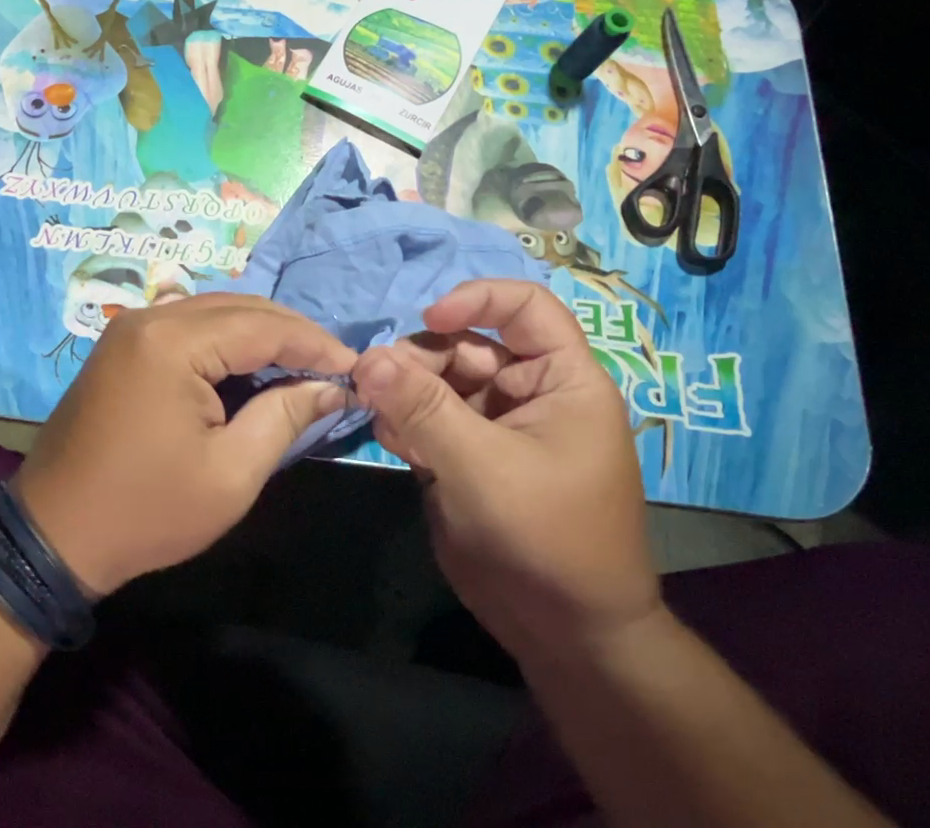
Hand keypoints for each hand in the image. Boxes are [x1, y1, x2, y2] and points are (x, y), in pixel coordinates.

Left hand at [14, 294, 354, 596]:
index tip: (359, 369)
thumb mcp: (231, 473)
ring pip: (210, 311)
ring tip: (300, 367)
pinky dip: (221, 342)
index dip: (317, 345)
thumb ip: (285, 416)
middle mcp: (147, 319)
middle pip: (237, 307)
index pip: (264, 326)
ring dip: (257, 334)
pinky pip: (182, 327)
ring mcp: (126, 330)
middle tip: (334, 367)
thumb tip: (331, 386)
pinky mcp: (117, 349)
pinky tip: (247, 367)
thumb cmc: (148, 511)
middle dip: (290, 334)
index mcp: (172, 342)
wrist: (55, 534)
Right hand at [350, 280, 659, 661]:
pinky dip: (404, 424)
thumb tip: (366, 357)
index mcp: (563, 381)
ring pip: (438, 384)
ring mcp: (494, 428)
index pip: (525, 308)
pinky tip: (390, 440)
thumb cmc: (544, 537)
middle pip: (466, 347)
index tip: (426, 321)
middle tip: (372, 382)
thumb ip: (421, 407)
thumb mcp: (480, 465)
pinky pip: (427, 421)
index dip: (476, 300)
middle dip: (419, 360)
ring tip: (379, 416)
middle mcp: (529, 395)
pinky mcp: (466, 459)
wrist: (563, 629)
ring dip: (403, 393)